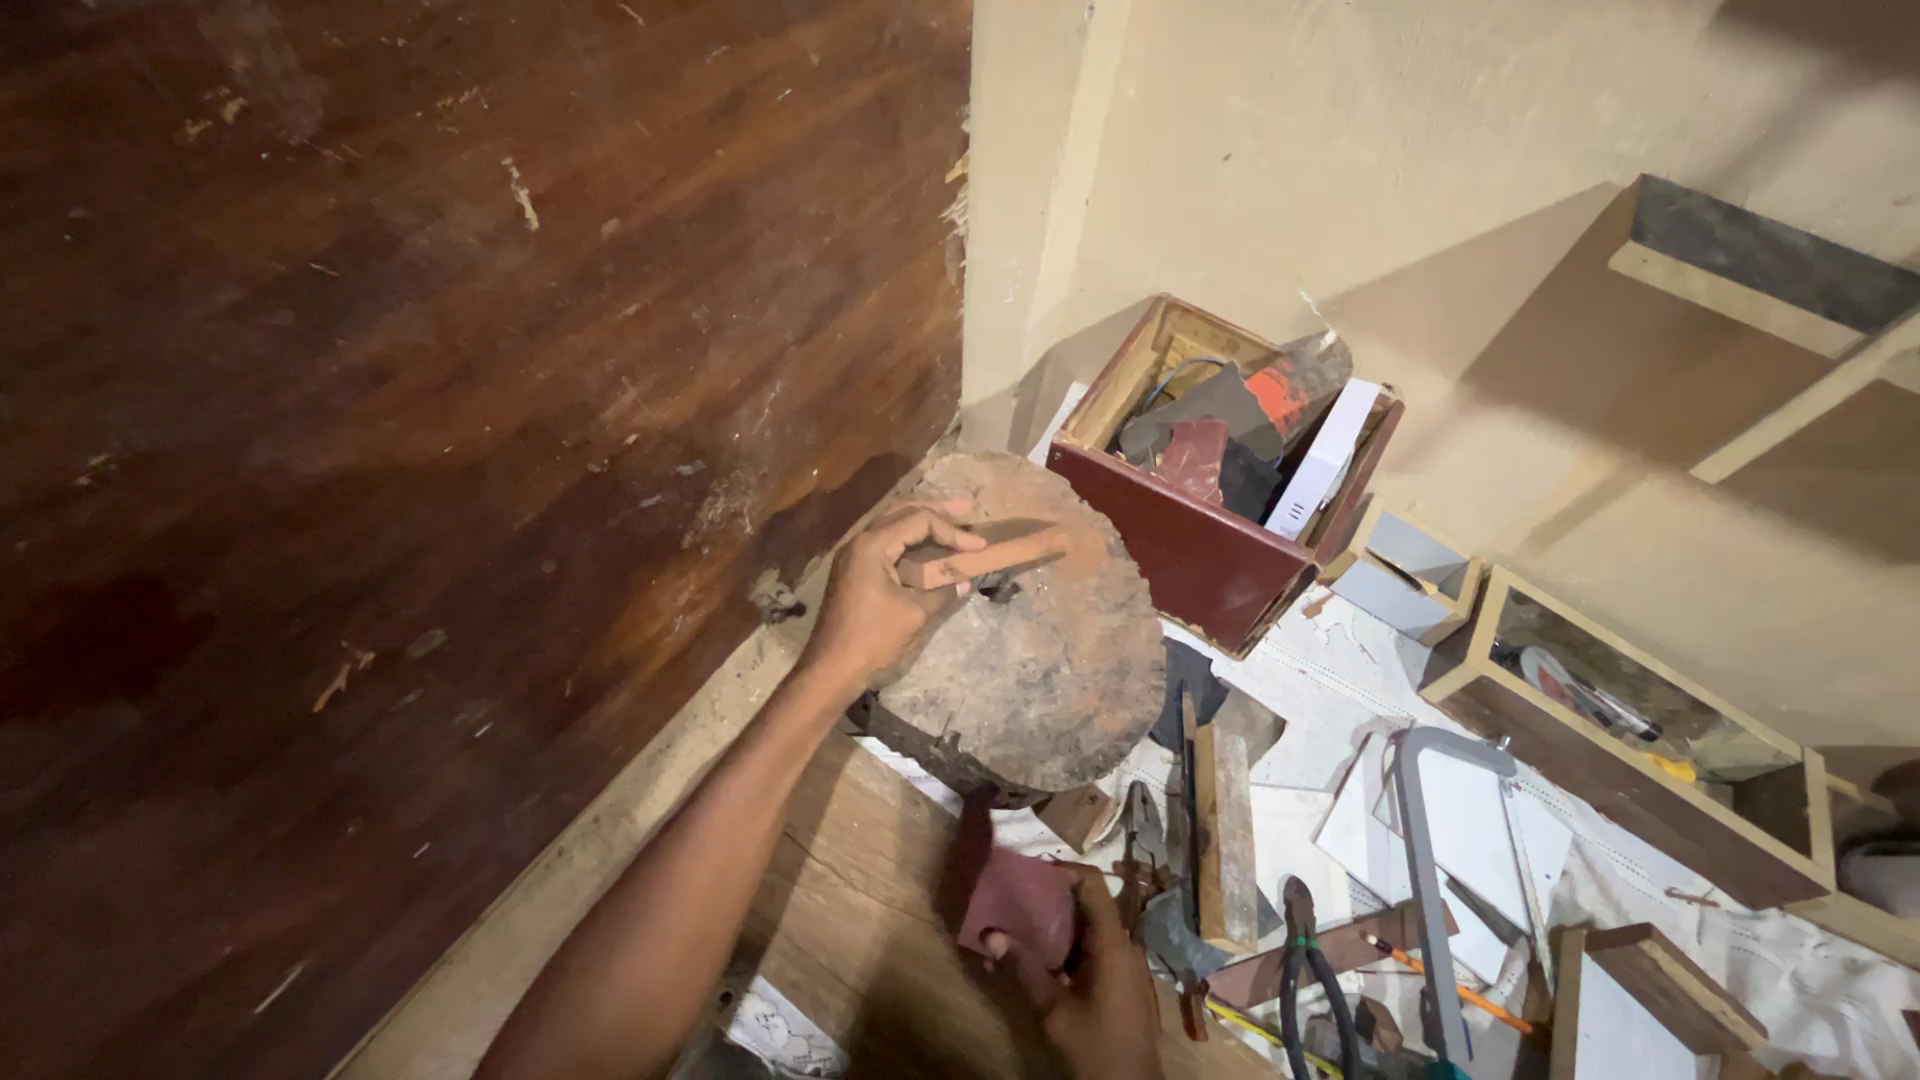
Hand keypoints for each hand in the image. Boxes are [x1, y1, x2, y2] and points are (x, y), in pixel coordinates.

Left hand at [798, 498, 985, 693]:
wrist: (830, 669)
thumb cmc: (872, 640)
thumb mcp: (915, 614)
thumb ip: (943, 591)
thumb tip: (966, 580)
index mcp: (872, 545)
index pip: (919, 520)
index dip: (952, 531)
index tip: (978, 547)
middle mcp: (860, 542)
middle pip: (902, 512)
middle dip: (936, 510)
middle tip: (966, 509)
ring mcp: (853, 556)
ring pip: (892, 526)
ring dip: (922, 524)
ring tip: (951, 523)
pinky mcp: (853, 571)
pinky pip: (885, 545)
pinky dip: (908, 543)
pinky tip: (926, 549)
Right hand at [984, 864, 1162, 1079]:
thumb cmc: (1096, 1048)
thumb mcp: (1054, 1011)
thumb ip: (1023, 969)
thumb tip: (989, 935)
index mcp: (1112, 942)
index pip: (1093, 883)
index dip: (1064, 869)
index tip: (1031, 870)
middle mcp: (1124, 944)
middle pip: (1090, 902)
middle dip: (1053, 895)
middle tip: (1017, 894)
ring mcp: (1126, 963)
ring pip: (1091, 926)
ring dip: (1059, 921)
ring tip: (1022, 921)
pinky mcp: (1123, 980)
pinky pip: (1096, 947)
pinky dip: (1069, 943)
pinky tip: (1042, 956)